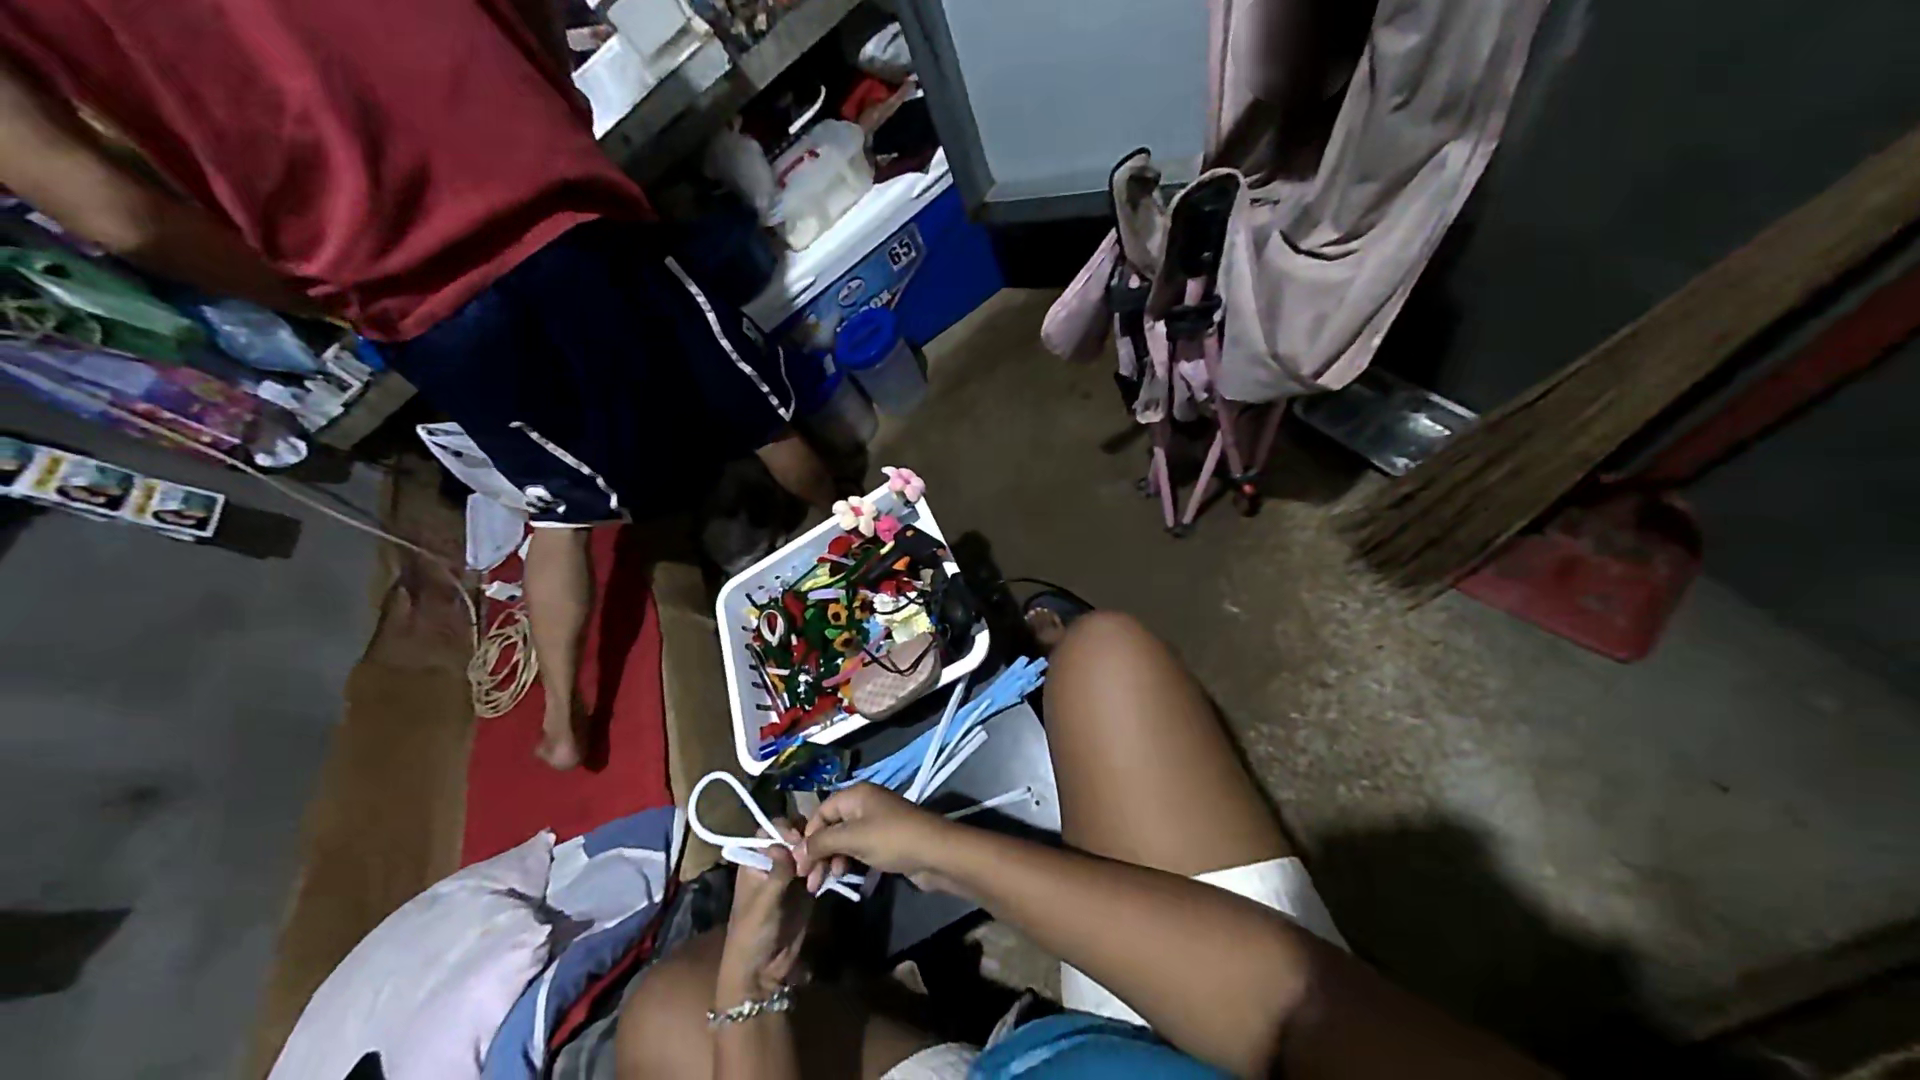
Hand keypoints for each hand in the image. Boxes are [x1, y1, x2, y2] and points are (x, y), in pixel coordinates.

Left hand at [717, 823, 811, 1002]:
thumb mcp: (762, 904)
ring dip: (821, 853)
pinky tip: (835, 873)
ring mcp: (793, 873)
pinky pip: (821, 865)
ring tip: (824, 872)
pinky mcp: (809, 886)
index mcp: (755, 861)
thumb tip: (782, 844)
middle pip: (794, 835)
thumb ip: (776, 872)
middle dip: (808, 839)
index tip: (798, 839)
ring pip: (810, 848)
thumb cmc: (752, 935)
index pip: (769, 831)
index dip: (784, 829)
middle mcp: (775, 861)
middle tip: (818, 851)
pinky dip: (829, 865)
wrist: (763, 971)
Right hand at [797, 783, 956, 894]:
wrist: (934, 852)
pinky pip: (858, 849)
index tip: (799, 863)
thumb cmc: (891, 839)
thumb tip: (798, 851)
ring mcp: (876, 822)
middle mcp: (864, 804)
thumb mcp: (852, 838)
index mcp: (856, 795)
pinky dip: (848, 861)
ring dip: (832, 860)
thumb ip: (822, 842)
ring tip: (825, 883)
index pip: (821, 811)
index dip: (808, 836)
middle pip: (831, 827)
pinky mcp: (885, 841)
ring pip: (844, 840)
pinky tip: (844, 877)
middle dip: (818, 852)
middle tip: (809, 881)